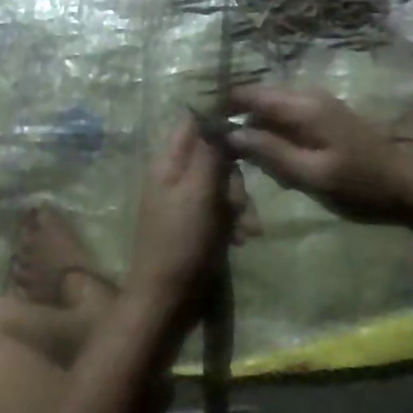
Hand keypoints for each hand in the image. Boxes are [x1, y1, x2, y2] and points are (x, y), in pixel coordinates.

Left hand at [127, 117, 258, 306]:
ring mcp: (184, 198)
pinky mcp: (195, 221)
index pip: (194, 121)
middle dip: (234, 179)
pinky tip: (240, 240)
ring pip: (222, 183)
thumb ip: (208, 152)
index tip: (246, 134)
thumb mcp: (198, 192)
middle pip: (214, 155)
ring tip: (246, 230)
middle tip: (239, 204)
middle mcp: (174, 173)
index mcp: (168, 160)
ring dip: (238, 204)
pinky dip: (233, 221)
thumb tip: (213, 111)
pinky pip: (221, 208)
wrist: (166, 301)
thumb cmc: (181, 241)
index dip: (219, 122)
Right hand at [224, 86, 412, 224]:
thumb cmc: (360, 183)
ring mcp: (317, 103)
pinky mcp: (323, 115)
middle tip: (215, 140)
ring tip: (234, 147)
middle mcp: (306, 95)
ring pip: (271, 106)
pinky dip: (270, 128)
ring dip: (252, 122)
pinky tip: (265, 150)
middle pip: (259, 96)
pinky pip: (285, 114)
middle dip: (235, 113)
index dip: (223, 103)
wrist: (409, 184)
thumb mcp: (311, 174)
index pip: (250, 94)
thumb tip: (230, 134)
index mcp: (302, 105)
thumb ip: (269, 152)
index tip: (199, 118)